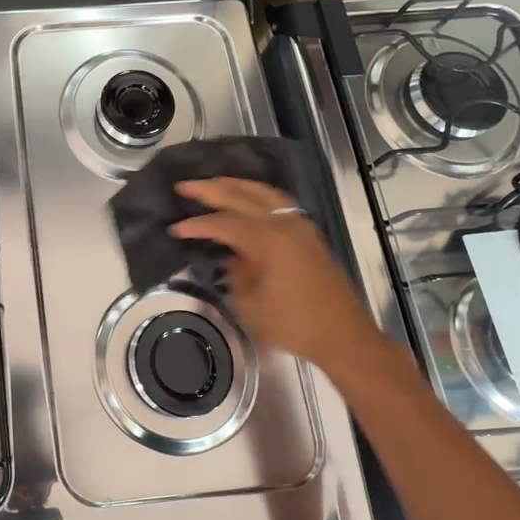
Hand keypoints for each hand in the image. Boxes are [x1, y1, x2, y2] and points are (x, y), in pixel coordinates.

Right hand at [169, 178, 382, 366]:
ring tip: (213, 183)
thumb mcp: (252, 306)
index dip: (197, 225)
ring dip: (236, 186)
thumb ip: (236, 274)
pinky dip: (257, 194)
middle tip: (184, 185)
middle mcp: (284, 225)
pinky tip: (246, 198)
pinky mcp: (309, 234)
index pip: (224, 224)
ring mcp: (300, 226)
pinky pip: (278, 202)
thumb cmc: (295, 325)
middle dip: (210, 190)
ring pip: (263, 193)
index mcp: (268, 240)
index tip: (175, 229)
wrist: (344, 336)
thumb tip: (232, 258)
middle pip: (242, 196)